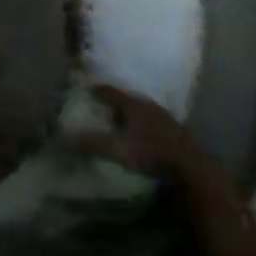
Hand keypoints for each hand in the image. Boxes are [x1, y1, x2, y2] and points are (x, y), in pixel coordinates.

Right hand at [76, 84, 198, 176]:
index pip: (111, 92)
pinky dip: (146, 125)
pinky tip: (145, 134)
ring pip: (144, 110)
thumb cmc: (150, 153)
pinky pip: (156, 123)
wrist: (192, 168)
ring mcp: (166, 118)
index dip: (98, 90)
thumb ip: (91, 142)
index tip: (88, 87)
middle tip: (104, 105)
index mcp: (133, 105)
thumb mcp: (116, 149)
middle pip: (129, 99)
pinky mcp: (178, 133)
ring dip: (133, 114)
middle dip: (116, 101)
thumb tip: (63, 137)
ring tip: (124, 120)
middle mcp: (150, 106)